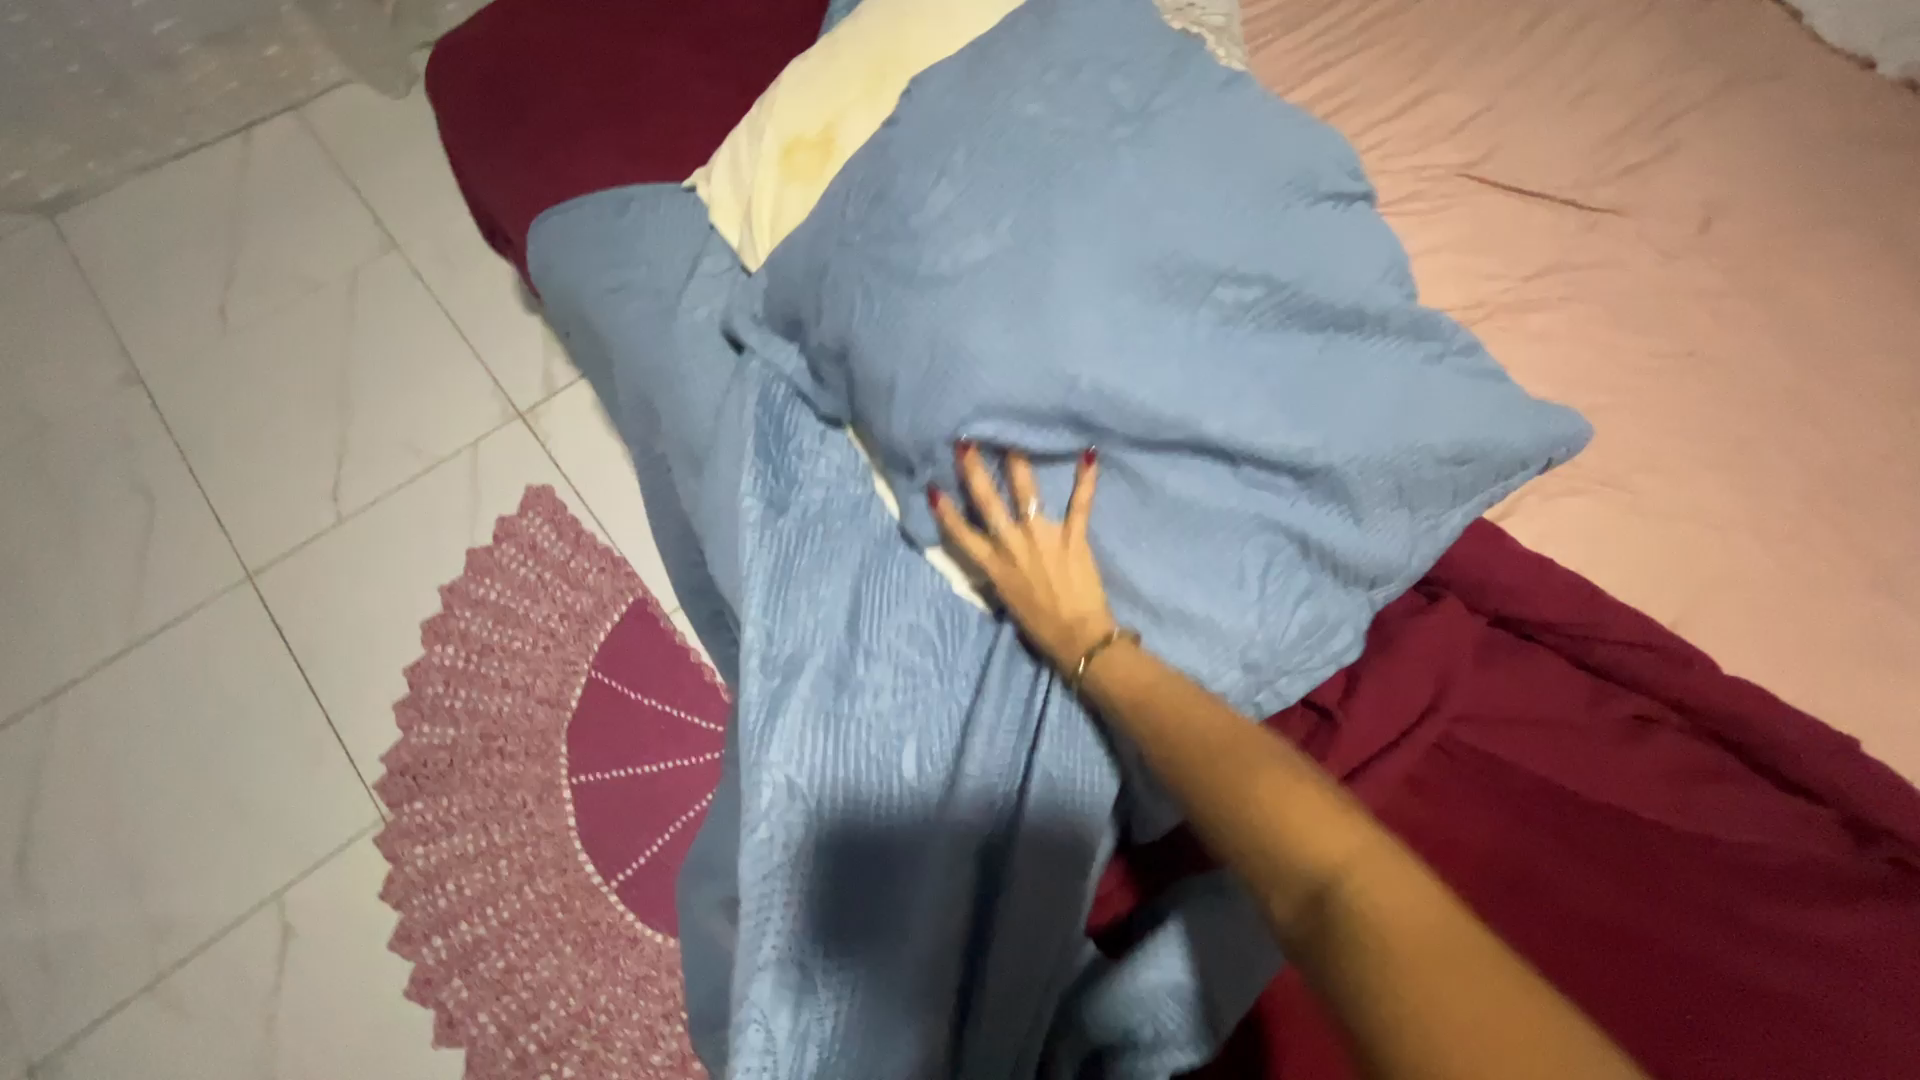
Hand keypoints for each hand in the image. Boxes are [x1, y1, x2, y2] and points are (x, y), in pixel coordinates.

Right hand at [929, 443, 1117, 672]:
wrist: (1076, 638)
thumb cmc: (1039, 625)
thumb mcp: (1006, 599)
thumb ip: (999, 571)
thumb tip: (993, 554)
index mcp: (993, 565)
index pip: (960, 533)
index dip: (945, 511)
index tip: (934, 487)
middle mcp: (1012, 545)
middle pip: (987, 501)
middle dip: (974, 470)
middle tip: (966, 442)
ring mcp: (1042, 538)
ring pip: (1025, 493)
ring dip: (1017, 464)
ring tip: (1013, 439)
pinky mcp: (1073, 538)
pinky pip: (1080, 504)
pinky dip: (1086, 479)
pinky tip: (1090, 454)